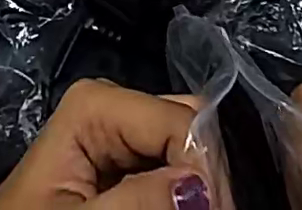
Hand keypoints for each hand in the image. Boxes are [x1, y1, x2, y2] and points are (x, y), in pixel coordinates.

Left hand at [0, 79, 209, 209]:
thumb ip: (136, 202)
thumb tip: (198, 187)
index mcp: (95, 103)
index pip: (178, 118)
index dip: (202, 168)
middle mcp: (113, 104)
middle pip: (187, 122)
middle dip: (206, 174)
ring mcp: (123, 130)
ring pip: (189, 144)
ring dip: (199, 186)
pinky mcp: (129, 158)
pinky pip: (174, 164)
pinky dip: (185, 190)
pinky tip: (182, 207)